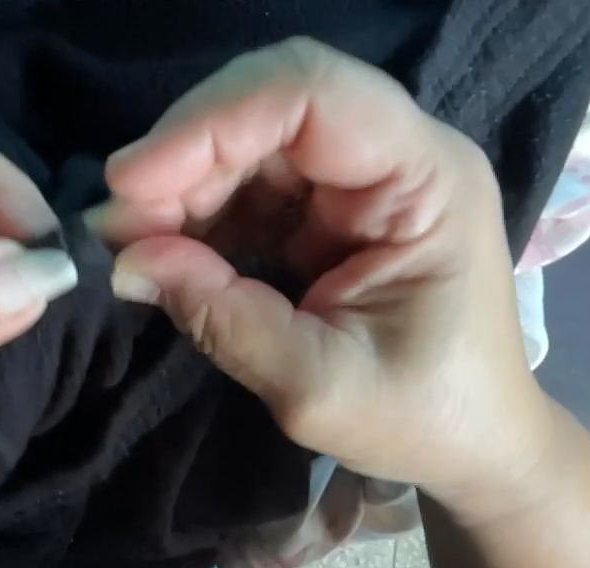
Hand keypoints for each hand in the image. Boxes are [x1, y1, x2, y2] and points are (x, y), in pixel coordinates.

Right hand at [90, 39, 555, 516]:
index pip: (313, 97)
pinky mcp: (336, 220)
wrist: (471, 447)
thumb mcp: (318, 386)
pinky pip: (258, 195)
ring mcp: (366, 187)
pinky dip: (205, 219)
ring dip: (187, 190)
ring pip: (257, 150)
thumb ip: (225, 320)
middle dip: (187, 161)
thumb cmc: (421, 421)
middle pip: (276, 111)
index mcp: (426, 181)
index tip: (132, 185)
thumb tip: (126, 263)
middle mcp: (399, 160)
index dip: (211, 123)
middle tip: (118, 227)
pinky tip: (168, 252)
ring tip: (131, 243)